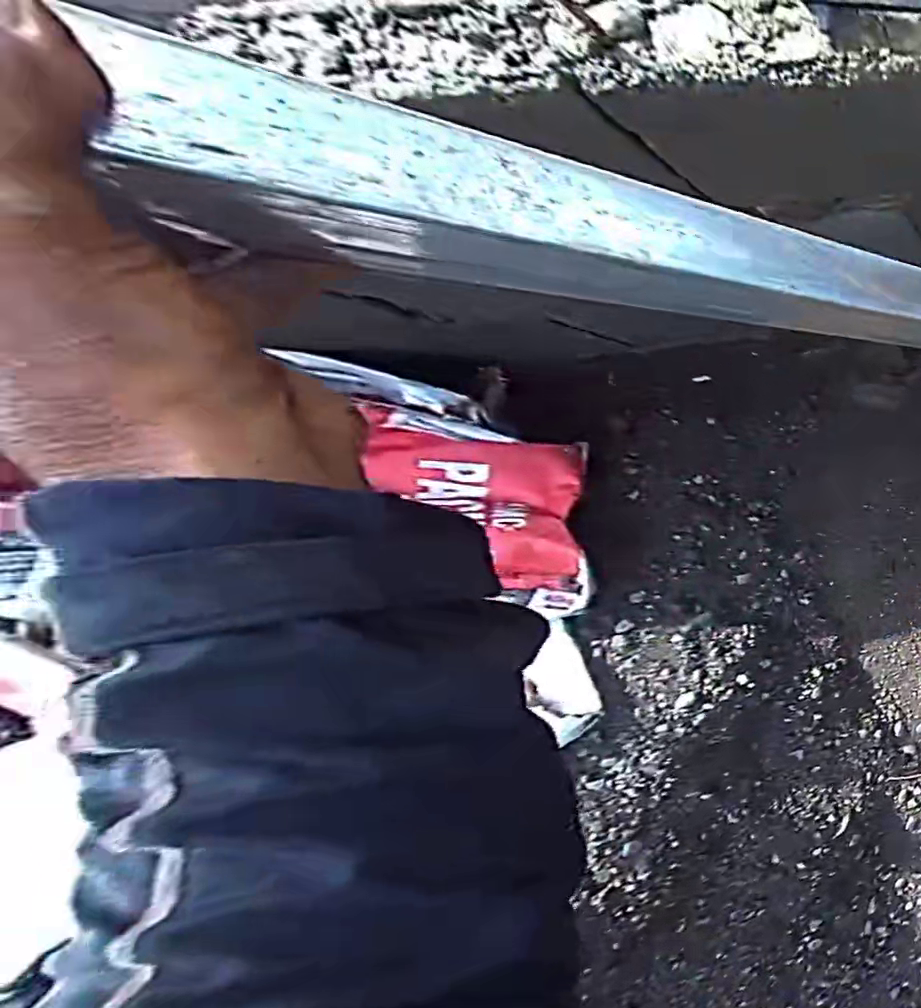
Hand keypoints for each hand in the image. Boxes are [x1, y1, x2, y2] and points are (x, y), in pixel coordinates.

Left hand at [0, 0, 364, 488]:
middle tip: (137, 88)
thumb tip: (32, 25)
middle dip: (86, 126)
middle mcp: (30, 271)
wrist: (241, 464)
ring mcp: (124, 300)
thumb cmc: (115, 373)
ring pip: (144, 213)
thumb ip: (16, 127)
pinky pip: (235, 266)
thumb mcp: (32, 233)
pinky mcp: (210, 324)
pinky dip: (274, 249)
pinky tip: (305, 227)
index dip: (11, 101)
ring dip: (188, 183)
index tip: (49, 55)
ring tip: (225, 144)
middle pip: (51, 172)